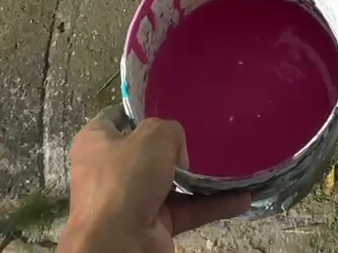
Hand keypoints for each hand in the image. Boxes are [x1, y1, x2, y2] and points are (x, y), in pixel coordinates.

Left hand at [58, 108, 250, 252]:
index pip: (116, 117)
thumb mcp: (153, 135)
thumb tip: (177, 154)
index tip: (167, 100)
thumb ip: (171, 130)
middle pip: (147, 150)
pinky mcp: (153, 226)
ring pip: (172, 182)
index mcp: (96, 143)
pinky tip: (241, 197)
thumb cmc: (126, 179)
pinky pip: (187, 209)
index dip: (139, 108)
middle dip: (174, 145)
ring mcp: (132, 201)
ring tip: (230, 161)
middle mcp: (111, 171)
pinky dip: (213, 204)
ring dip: (200, 177)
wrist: (118, 246)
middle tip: (203, 131)